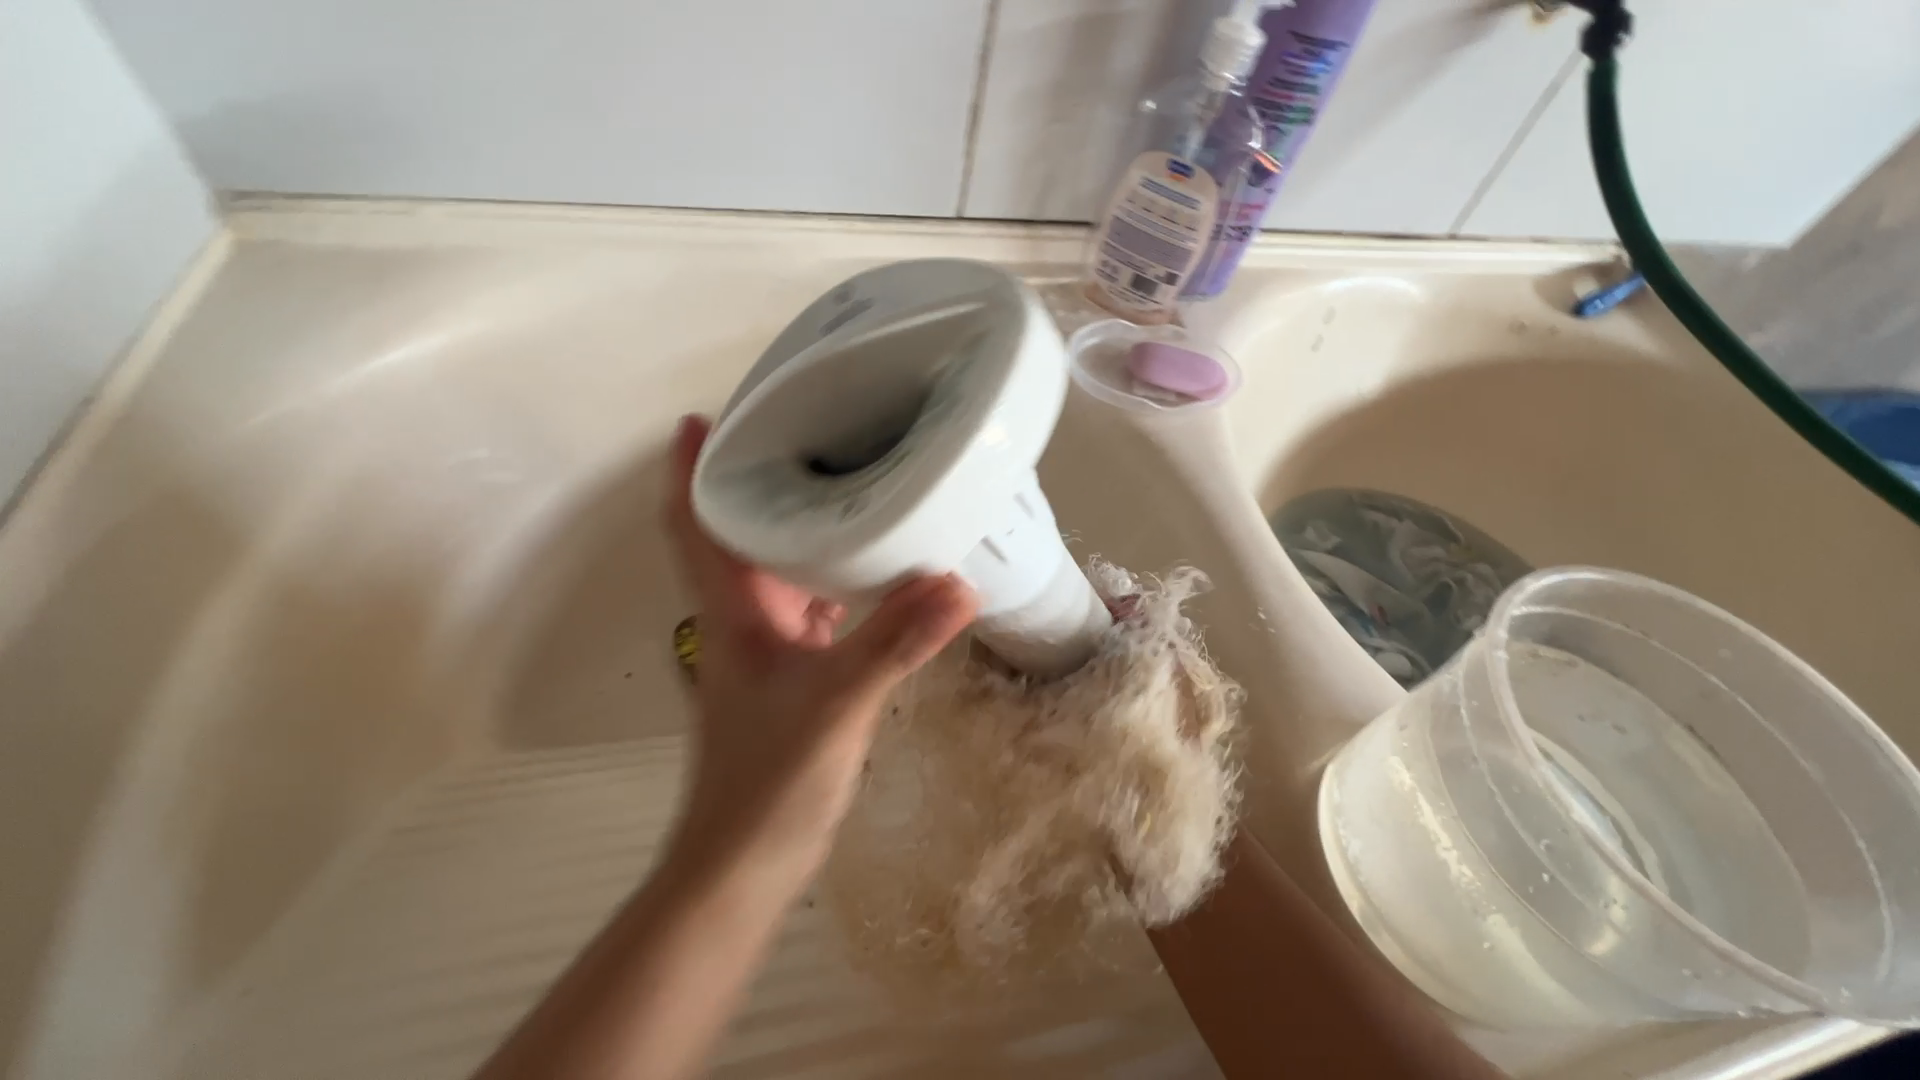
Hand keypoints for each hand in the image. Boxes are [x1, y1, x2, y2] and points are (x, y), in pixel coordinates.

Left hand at [662, 415, 976, 891]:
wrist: (743, 863)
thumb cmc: (769, 778)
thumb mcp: (837, 703)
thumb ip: (894, 642)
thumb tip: (958, 582)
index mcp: (732, 612)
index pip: (694, 525)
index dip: (690, 470)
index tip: (700, 418)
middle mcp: (742, 620)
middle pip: (740, 537)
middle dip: (762, 486)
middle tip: (808, 435)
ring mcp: (766, 651)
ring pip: (779, 573)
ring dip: (801, 533)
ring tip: (850, 489)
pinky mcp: (793, 677)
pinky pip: (812, 610)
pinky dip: (837, 584)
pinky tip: (878, 575)